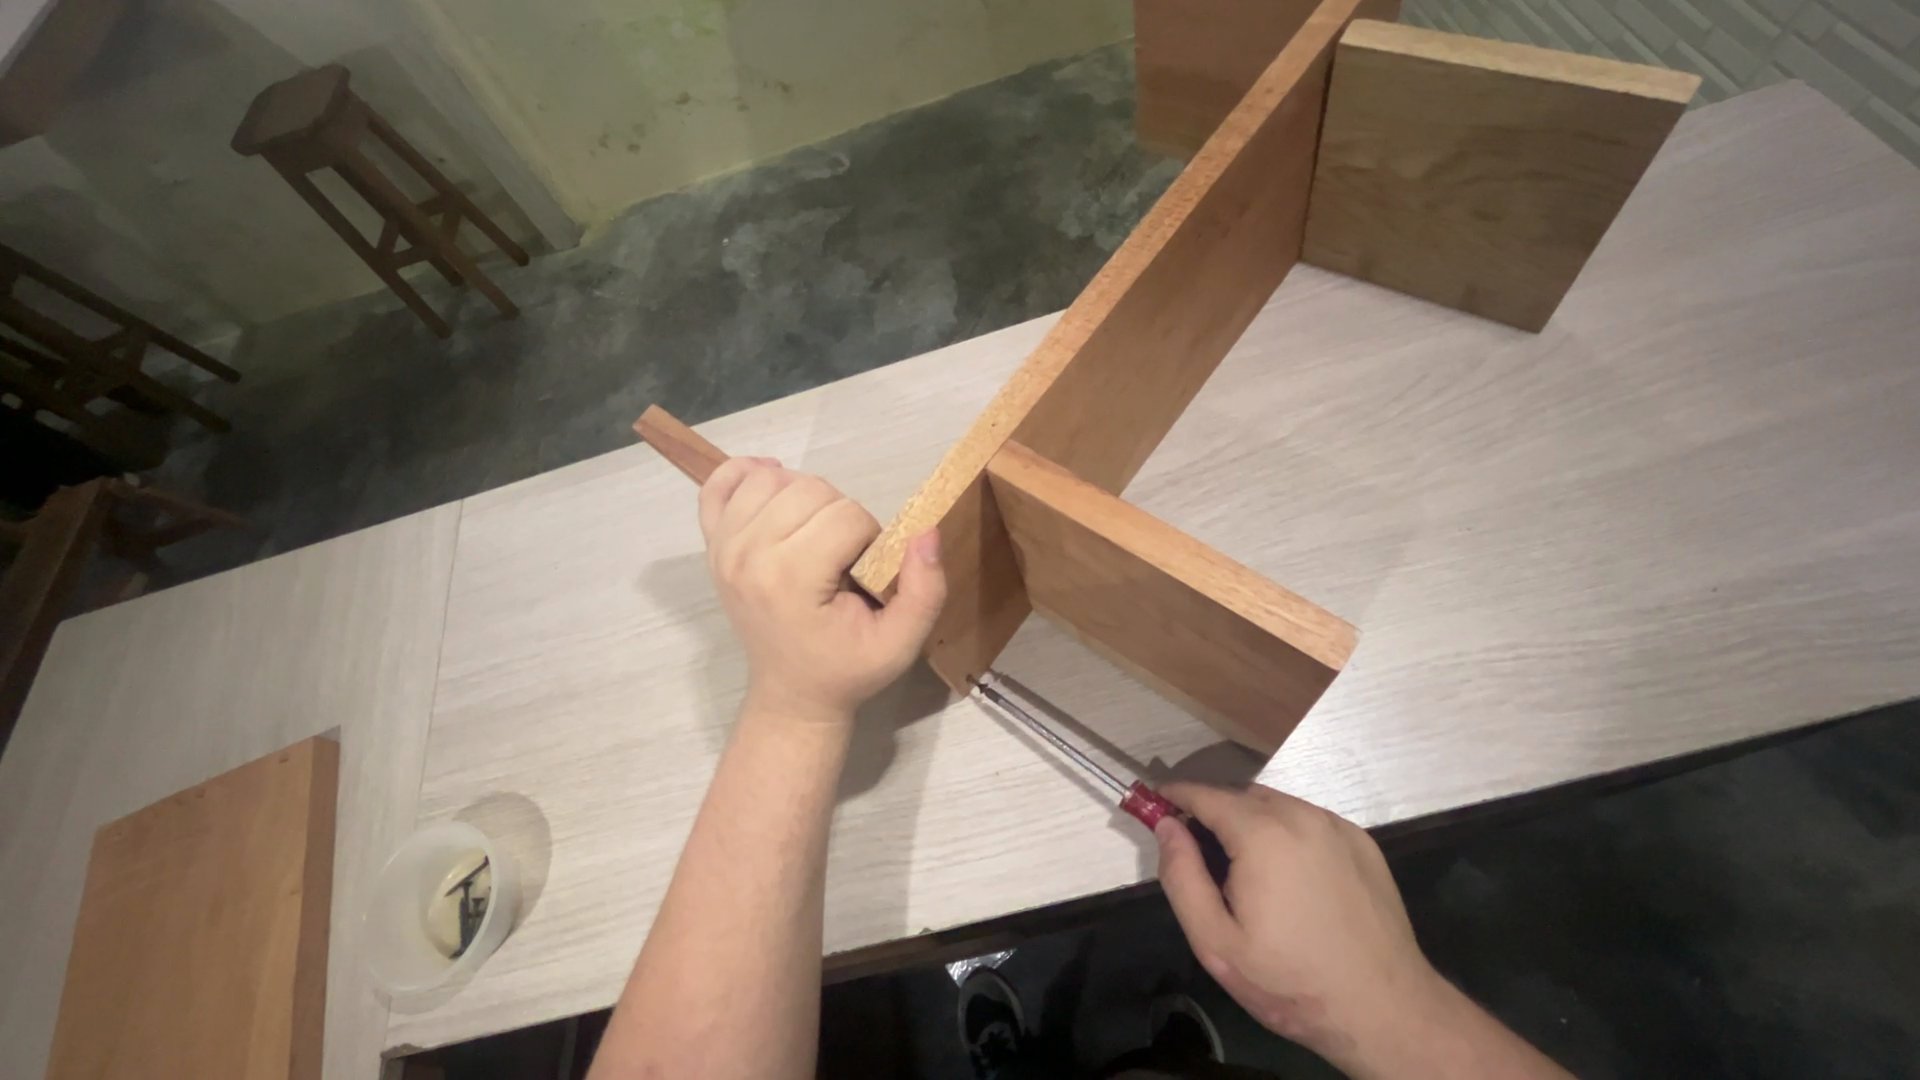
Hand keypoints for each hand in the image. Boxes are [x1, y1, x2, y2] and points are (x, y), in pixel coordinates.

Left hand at [699, 457, 945, 720]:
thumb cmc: (848, 668)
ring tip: (817, 533)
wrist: (793, 693)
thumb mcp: (901, 644)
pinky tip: (774, 488)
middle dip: (842, 515)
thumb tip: (926, 532)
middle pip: (811, 489)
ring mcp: (723, 547)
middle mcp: (748, 555)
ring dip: (806, 496)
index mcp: (791, 579)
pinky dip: (748, 475)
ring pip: (773, 479)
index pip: (847, 515)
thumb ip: (926, 590)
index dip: (870, 536)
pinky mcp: (712, 545)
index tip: (865, 571)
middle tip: (844, 556)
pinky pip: (721, 484)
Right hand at [1154, 783, 1442, 1062]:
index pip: (1204, 795)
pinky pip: (1308, 821)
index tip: (1154, 806)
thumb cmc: (1291, 981)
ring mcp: (1335, 826)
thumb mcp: (1215, 941)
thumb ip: (1181, 874)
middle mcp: (1300, 815)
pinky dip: (1287, 833)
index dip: (1174, 798)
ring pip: (1275, 805)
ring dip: (1250, 822)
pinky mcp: (1361, 842)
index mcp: (1261, 833)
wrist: (1386, 1012)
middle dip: (1212, 813)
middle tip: (1198, 853)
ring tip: (1245, 870)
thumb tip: (1166, 825)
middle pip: (1239, 796)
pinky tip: (1290, 877)